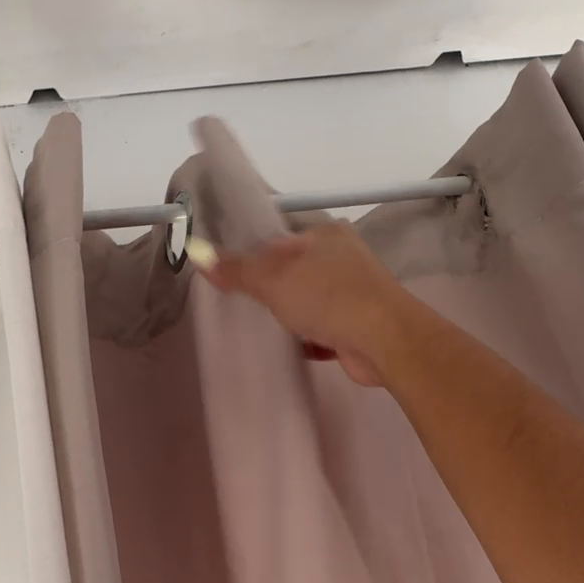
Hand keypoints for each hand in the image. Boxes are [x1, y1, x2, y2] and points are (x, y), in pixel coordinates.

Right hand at [199, 223, 420, 387]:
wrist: (384, 341)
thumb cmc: (328, 298)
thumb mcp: (273, 279)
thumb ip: (237, 270)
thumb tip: (199, 254)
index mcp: (326, 234)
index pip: (279, 240)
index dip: (252, 257)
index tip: (229, 279)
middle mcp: (343, 258)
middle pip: (293, 272)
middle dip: (270, 291)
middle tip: (242, 307)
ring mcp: (353, 293)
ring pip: (308, 302)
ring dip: (289, 316)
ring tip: (262, 329)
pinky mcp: (357, 326)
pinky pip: (321, 331)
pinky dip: (306, 339)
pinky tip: (289, 348)